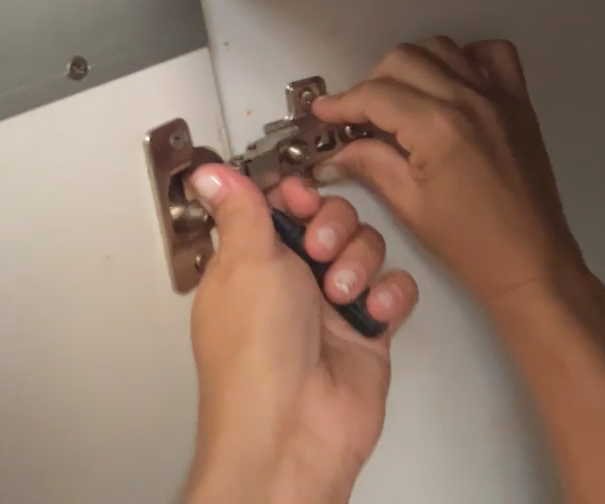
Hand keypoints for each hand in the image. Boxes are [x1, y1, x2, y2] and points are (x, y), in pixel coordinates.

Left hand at [183, 165, 419, 503]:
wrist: (296, 430)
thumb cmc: (256, 355)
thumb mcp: (244, 263)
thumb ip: (240, 208)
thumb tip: (208, 174)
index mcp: (255, 262)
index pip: (285, 204)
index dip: (300, 195)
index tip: (302, 198)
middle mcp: (294, 280)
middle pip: (334, 218)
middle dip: (335, 228)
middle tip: (320, 252)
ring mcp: (334, 304)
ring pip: (368, 247)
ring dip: (360, 264)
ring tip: (344, 295)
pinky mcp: (370, 327)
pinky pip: (396, 287)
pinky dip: (390, 295)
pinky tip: (374, 313)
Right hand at [310, 38, 584, 312]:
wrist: (531, 259)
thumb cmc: (470, 243)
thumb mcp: (410, 205)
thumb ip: (370, 164)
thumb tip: (333, 152)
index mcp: (438, 126)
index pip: (376, 94)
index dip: (341, 101)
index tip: (322, 113)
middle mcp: (468, 97)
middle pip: (404, 59)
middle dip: (372, 81)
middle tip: (358, 114)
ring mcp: (497, 94)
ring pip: (443, 48)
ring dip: (413, 64)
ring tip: (399, 98)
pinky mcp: (519, 100)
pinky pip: (494, 54)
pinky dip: (467, 56)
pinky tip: (451, 81)